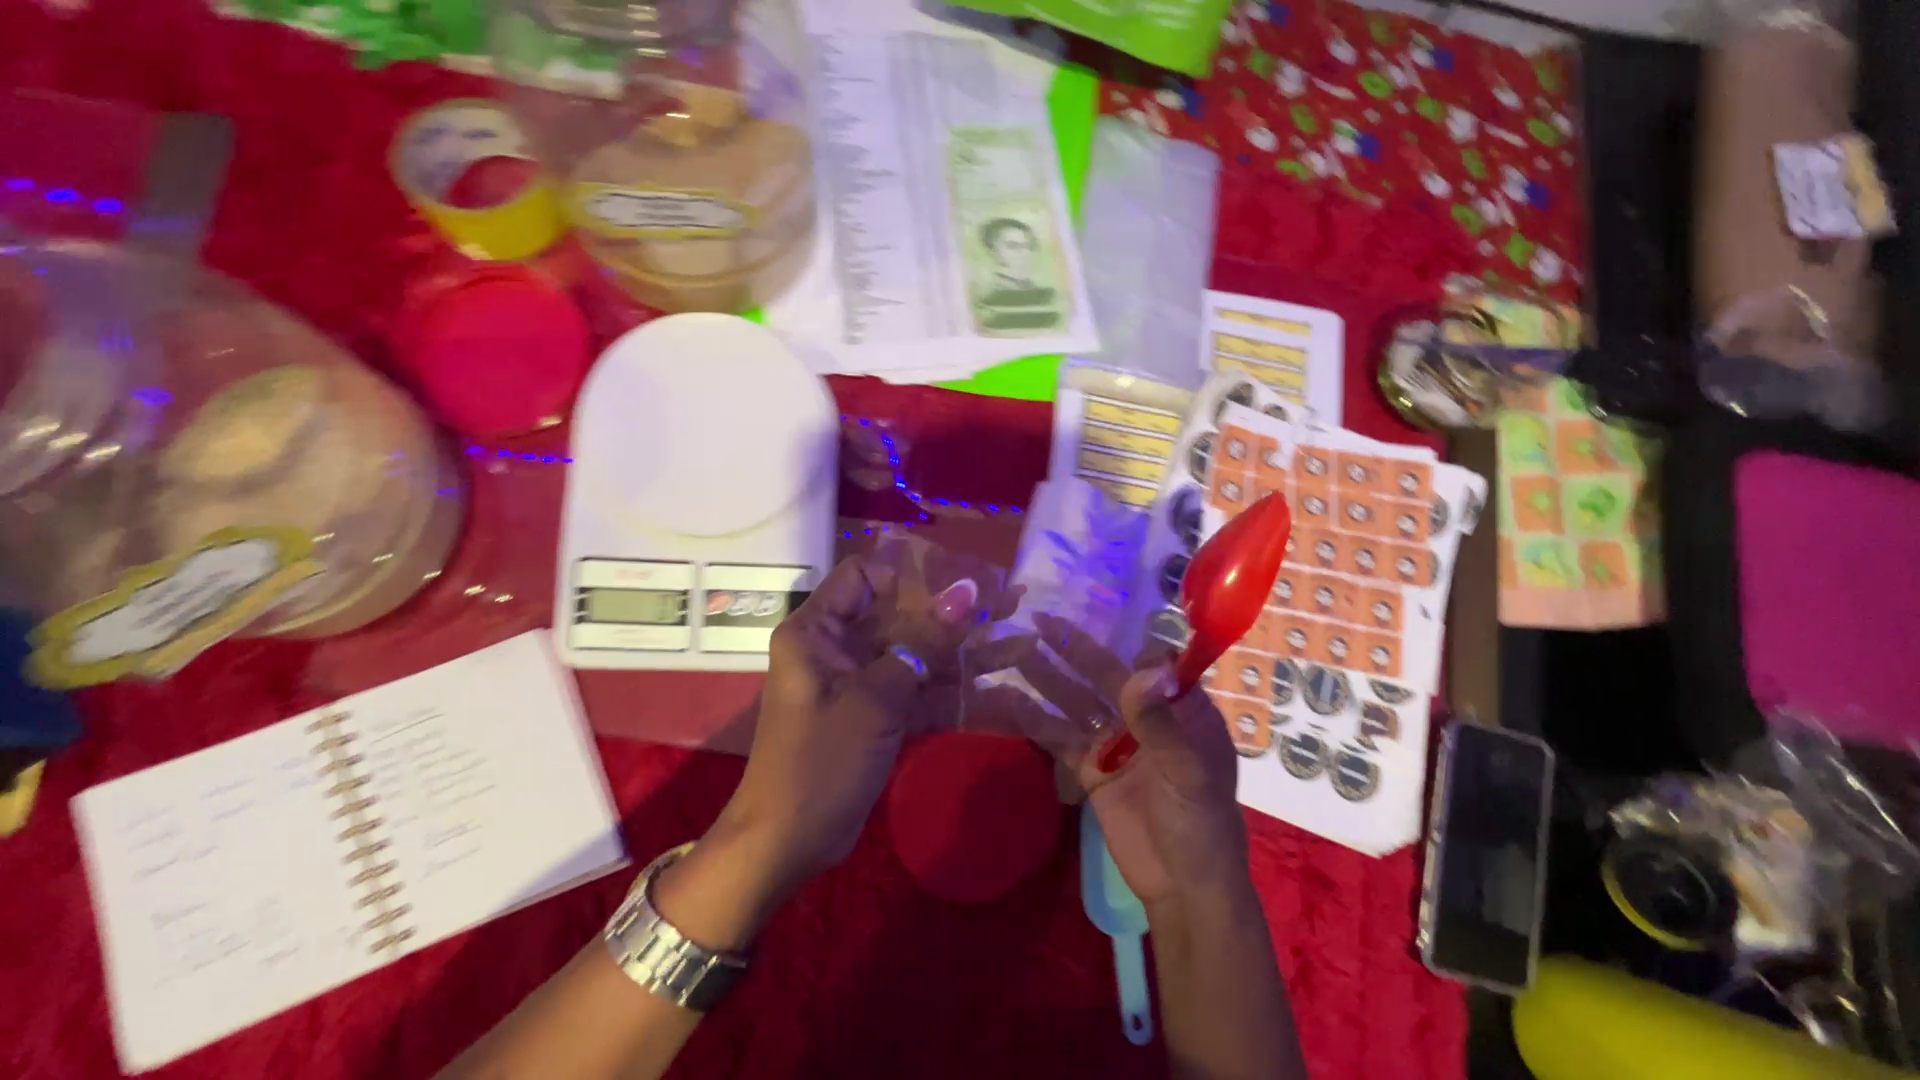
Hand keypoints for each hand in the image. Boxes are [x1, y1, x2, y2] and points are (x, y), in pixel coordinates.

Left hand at [713, 552, 982, 891]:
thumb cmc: (820, 761)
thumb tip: (967, 590)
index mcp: (817, 632)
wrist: (787, 843)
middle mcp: (837, 648)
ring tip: (1022, 641)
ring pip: (916, 655)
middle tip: (1011, 603)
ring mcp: (859, 684)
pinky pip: (918, 691)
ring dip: (963, 652)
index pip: (863, 576)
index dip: (911, 573)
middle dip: (953, 613)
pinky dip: (952, 691)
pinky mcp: (876, 717)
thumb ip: (923, 643)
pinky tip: (1001, 686)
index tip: (962, 582)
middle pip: (899, 615)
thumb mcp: (876, 699)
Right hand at [1018, 613, 1249, 912]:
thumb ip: (1160, 722)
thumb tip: (1141, 667)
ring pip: (1076, 701)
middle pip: (1105, 675)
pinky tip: (1005, 699)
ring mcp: (1114, 743)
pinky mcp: (1089, 769)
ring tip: (1012, 649)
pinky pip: (1058, 737)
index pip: (1151, 661)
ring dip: (1047, 677)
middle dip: (1073, 649)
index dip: (1122, 634)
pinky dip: (1033, 719)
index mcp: (1181, 710)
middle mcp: (1145, 717)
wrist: (1182, 888)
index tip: (1092, 606)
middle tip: (1038, 618)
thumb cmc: (1202, 825)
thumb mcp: (1188, 773)